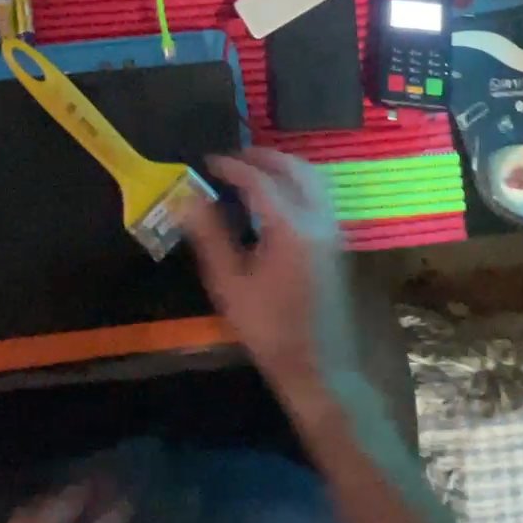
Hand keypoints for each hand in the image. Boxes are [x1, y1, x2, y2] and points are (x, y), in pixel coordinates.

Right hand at [179, 148, 352, 401]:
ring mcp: (331, 229)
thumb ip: (209, 235)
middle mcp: (317, 219)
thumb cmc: (267, 328)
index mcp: (289, 227)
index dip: (231, 166)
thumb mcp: (229, 283)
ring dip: (281, 166)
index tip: (206, 162)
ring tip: (249, 171)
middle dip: (261, 156)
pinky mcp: (335, 240)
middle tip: (229, 160)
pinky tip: (272, 196)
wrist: (317, 366)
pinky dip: (295, 181)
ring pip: (311, 177)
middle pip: (293, 168)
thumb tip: (187, 198)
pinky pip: (317, 193)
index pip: (258, 179)